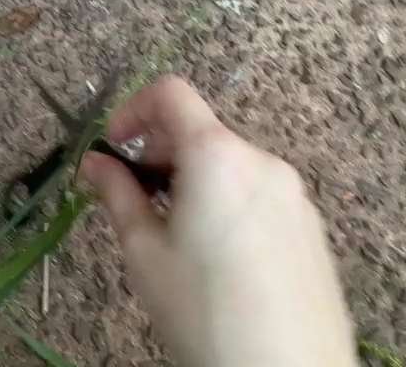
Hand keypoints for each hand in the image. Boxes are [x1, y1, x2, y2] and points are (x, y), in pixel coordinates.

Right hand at [80, 76, 354, 366]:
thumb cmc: (204, 312)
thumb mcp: (143, 250)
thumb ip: (116, 192)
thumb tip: (93, 162)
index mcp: (216, 155)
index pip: (169, 93)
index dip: (132, 109)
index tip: (115, 148)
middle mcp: (261, 161)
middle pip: (199, 130)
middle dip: (159, 153)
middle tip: (137, 200)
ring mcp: (294, 196)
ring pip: (227, 165)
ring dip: (192, 180)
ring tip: (175, 236)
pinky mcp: (312, 230)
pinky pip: (256, 194)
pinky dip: (226, 202)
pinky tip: (218, 259)